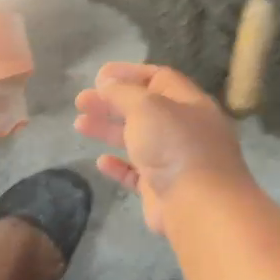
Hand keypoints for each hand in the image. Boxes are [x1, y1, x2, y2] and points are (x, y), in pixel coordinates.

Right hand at [74, 62, 252, 235]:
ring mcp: (174, 160)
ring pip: (136, 139)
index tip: (98, 76)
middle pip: (143, 109)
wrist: (200, 205)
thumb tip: (106, 81)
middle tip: (81, 102)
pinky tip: (101, 162)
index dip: (129, 74)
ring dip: (108, 130)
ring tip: (79, 125)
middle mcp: (184, 130)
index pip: (159, 79)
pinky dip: (118, 165)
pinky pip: (136, 172)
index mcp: (189, 105)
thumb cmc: (175, 146)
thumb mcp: (147, 107)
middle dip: (110, 102)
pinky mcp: (162, 187)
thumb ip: (123, 92)